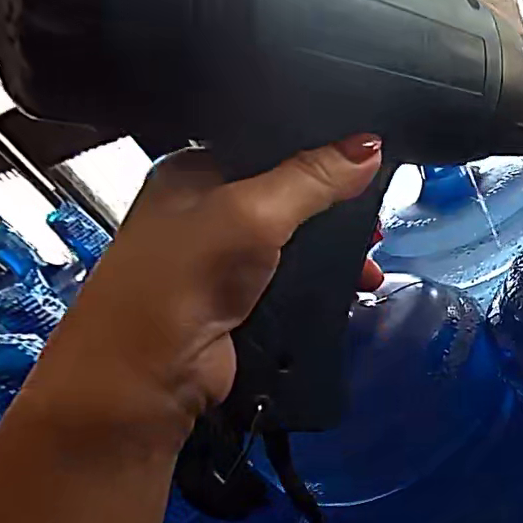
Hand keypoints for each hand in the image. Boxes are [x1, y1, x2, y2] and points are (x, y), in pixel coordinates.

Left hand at [14, 136, 384, 449]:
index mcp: (196, 174)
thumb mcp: (253, 213)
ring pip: (301, 246)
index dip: (320, 156)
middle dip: (339, 215)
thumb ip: (311, 179)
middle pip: (293, 200)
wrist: (150, 375)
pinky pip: (300, 283)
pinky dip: (329, 285)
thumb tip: (368, 147)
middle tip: (373, 229)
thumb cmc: (180, 282)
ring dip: (339, 255)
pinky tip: (352, 290)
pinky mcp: (249, 303)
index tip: (366, 169)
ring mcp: (230, 263)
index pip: (269, 147)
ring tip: (369, 269)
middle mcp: (212, 214)